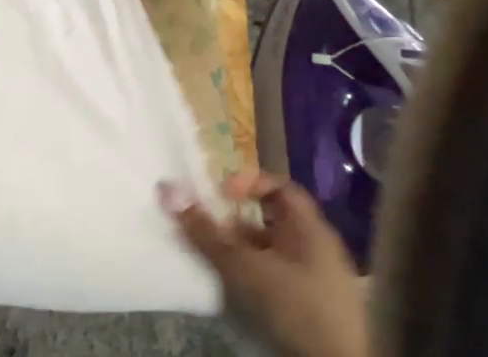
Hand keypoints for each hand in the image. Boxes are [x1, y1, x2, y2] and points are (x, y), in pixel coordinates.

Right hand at [161, 172, 368, 356]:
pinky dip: (253, 269)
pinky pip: (278, 272)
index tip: (221, 195)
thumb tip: (167, 189)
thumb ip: (203, 229)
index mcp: (312, 232)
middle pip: (272, 219)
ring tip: (212, 255)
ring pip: (272, 248)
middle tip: (206, 225)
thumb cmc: (291, 306)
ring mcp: (321, 279)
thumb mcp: (240, 266)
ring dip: (239, 246)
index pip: (282, 188)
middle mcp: (320, 249)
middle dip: (234, 218)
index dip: (248, 183)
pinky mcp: (315, 304)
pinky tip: (233, 283)